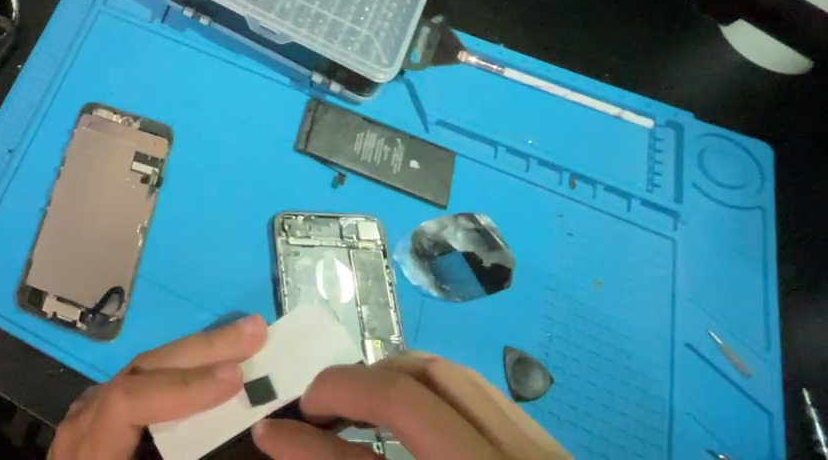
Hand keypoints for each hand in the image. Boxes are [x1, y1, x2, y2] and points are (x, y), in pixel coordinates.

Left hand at [50, 314, 268, 459]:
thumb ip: (184, 456)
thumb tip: (240, 447)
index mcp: (90, 452)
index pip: (130, 400)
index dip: (183, 388)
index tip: (235, 378)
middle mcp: (84, 423)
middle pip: (139, 370)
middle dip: (201, 350)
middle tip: (256, 331)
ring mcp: (89, 415)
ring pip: (143, 370)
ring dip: (195, 354)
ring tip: (243, 340)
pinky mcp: (101, 417)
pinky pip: (143, 383)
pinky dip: (180, 372)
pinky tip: (210, 363)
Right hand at [251, 353, 570, 459]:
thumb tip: (282, 443)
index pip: (383, 441)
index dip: (317, 429)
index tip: (274, 427)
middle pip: (416, 385)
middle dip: (350, 386)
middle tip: (313, 412)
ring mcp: (541, 458)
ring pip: (450, 376)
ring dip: (389, 379)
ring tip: (355, 406)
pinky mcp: (553, 458)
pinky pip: (481, 397)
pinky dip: (430, 394)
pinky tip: (410, 421)